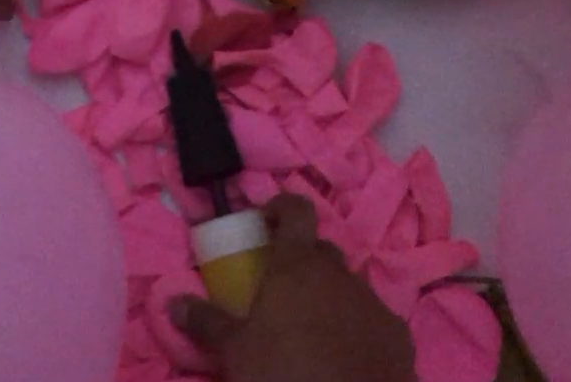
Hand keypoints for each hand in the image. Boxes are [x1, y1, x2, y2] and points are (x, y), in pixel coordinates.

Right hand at [172, 194, 416, 381]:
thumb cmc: (284, 374)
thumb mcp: (236, 351)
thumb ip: (206, 321)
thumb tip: (172, 301)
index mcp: (297, 263)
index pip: (296, 209)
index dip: (282, 206)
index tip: (266, 220)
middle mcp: (337, 271)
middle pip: (321, 249)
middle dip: (304, 260)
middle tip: (283, 289)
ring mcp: (371, 300)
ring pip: (349, 283)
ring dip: (331, 295)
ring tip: (313, 328)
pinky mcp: (398, 333)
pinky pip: (374, 317)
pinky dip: (359, 326)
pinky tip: (348, 355)